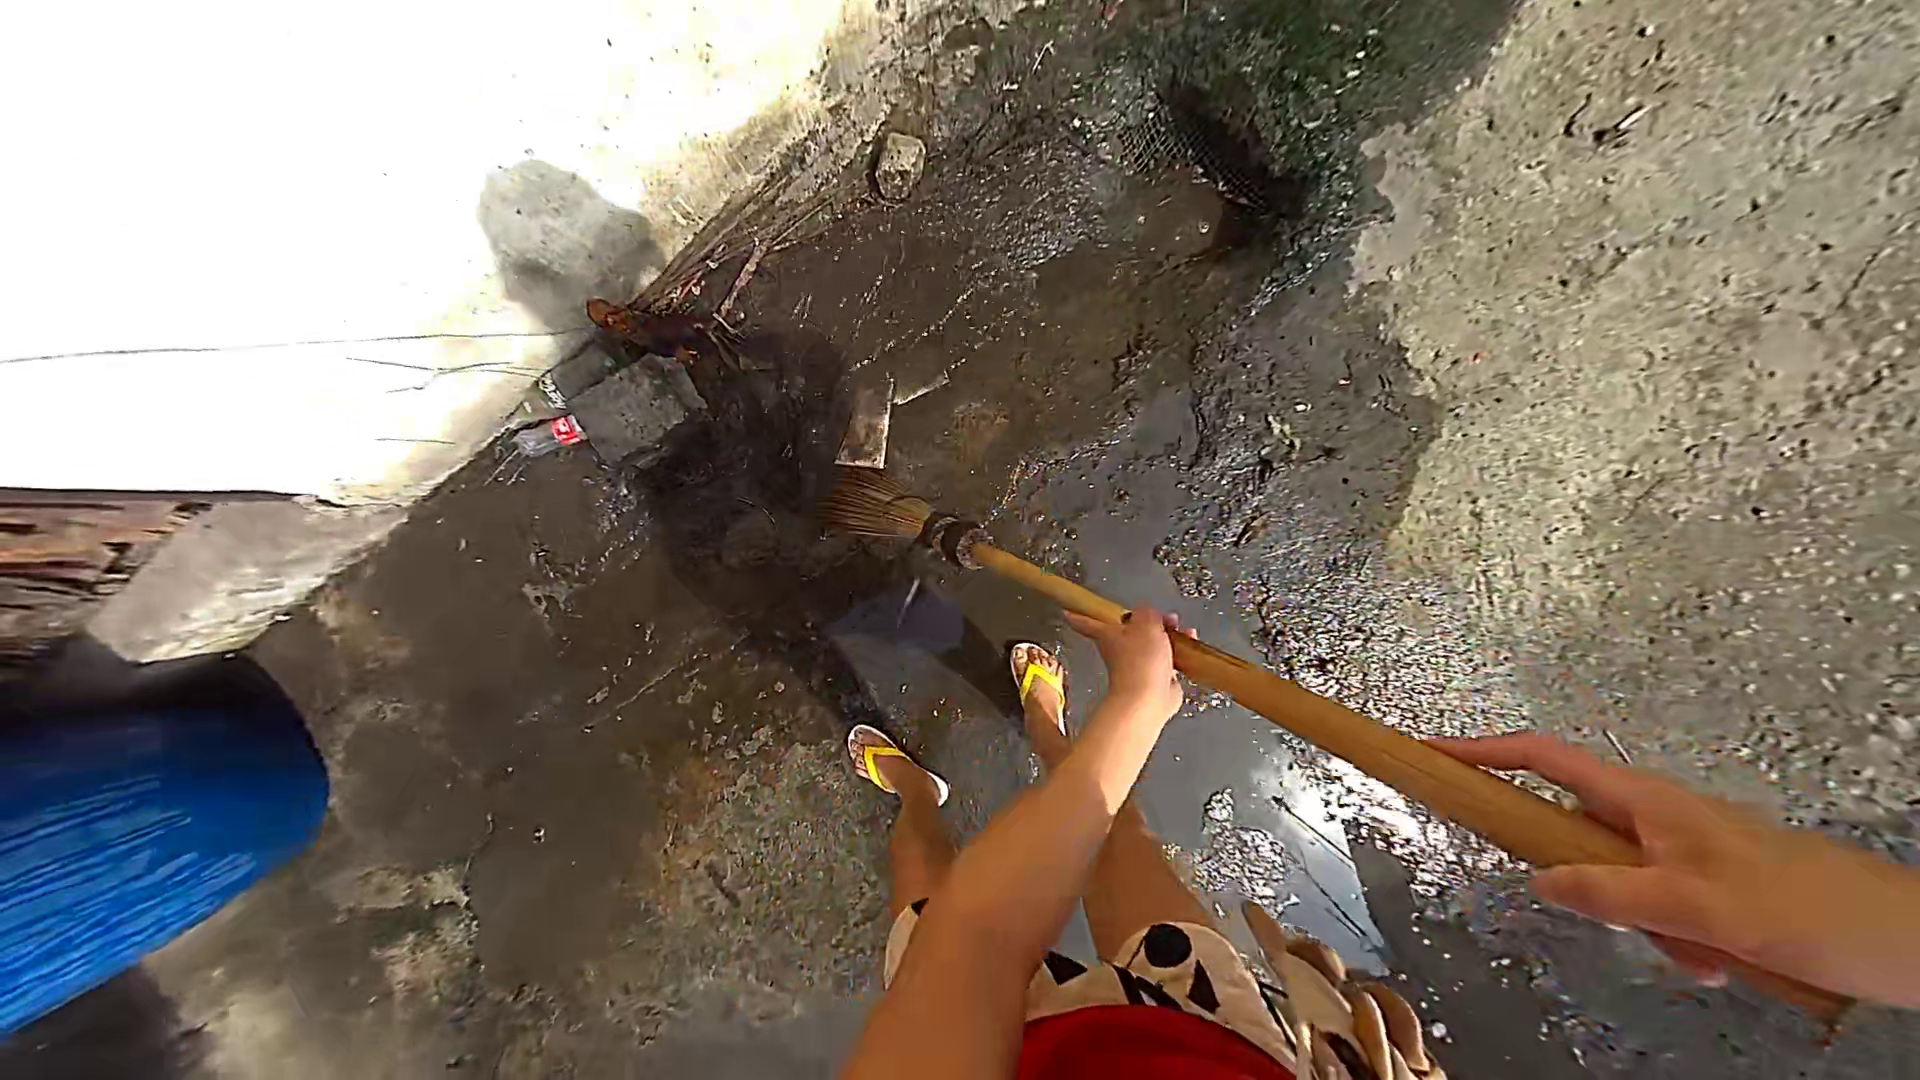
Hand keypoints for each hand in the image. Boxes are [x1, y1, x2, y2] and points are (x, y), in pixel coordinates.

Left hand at [1064, 607, 1191, 723]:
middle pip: (1132, 630)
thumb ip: (1147, 612)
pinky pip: (1167, 660)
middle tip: (1168, 618)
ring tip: (1184, 630)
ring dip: (1170, 635)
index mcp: (1108, 634)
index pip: (1088, 622)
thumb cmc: (1141, 659)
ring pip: (1153, 644)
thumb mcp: (1146, 623)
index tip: (1066, 612)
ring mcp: (1137, 665)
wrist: (1148, 698)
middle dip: (1153, 622)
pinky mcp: (1155, 678)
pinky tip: (1190, 644)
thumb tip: (1147, 612)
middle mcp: (1119, 650)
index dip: (1078, 615)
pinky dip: (1180, 652)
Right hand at [1429, 734, 1919, 1007]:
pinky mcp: (1699, 874)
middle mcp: (1647, 811)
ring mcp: (1673, 842)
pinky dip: (1668, 929)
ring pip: (1612, 871)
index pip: (1537, 755)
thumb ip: (1609, 892)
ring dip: (1636, 915)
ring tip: (1694, 953)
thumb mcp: (1700, 907)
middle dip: (1575, 871)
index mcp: (1638, 797)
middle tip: (1594, 906)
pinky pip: (1650, 896)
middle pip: (1568, 823)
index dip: (1478, 749)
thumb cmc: (1808, 907)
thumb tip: (1537, 881)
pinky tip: (1714, 960)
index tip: (1430, 752)